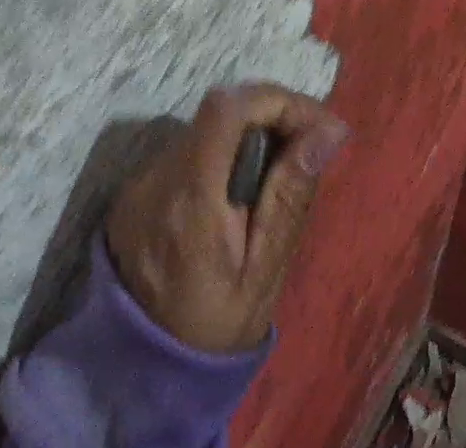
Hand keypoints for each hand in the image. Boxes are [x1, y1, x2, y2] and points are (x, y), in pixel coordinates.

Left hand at [105, 82, 350, 352]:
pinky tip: (243, 189)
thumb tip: (329, 131)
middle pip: (219, 110)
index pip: (228, 109)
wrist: (142, 365)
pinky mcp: (136, 188)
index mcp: (191, 199)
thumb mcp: (265, 269)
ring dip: (250, 134)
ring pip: (206, 127)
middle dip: (273, 115)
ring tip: (282, 172)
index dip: (279, 101)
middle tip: (310, 148)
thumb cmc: (216, 325)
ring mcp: (141, 180)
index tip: (318, 127)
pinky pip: (190, 149)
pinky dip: (225, 153)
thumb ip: (290, 196)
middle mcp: (158, 177)